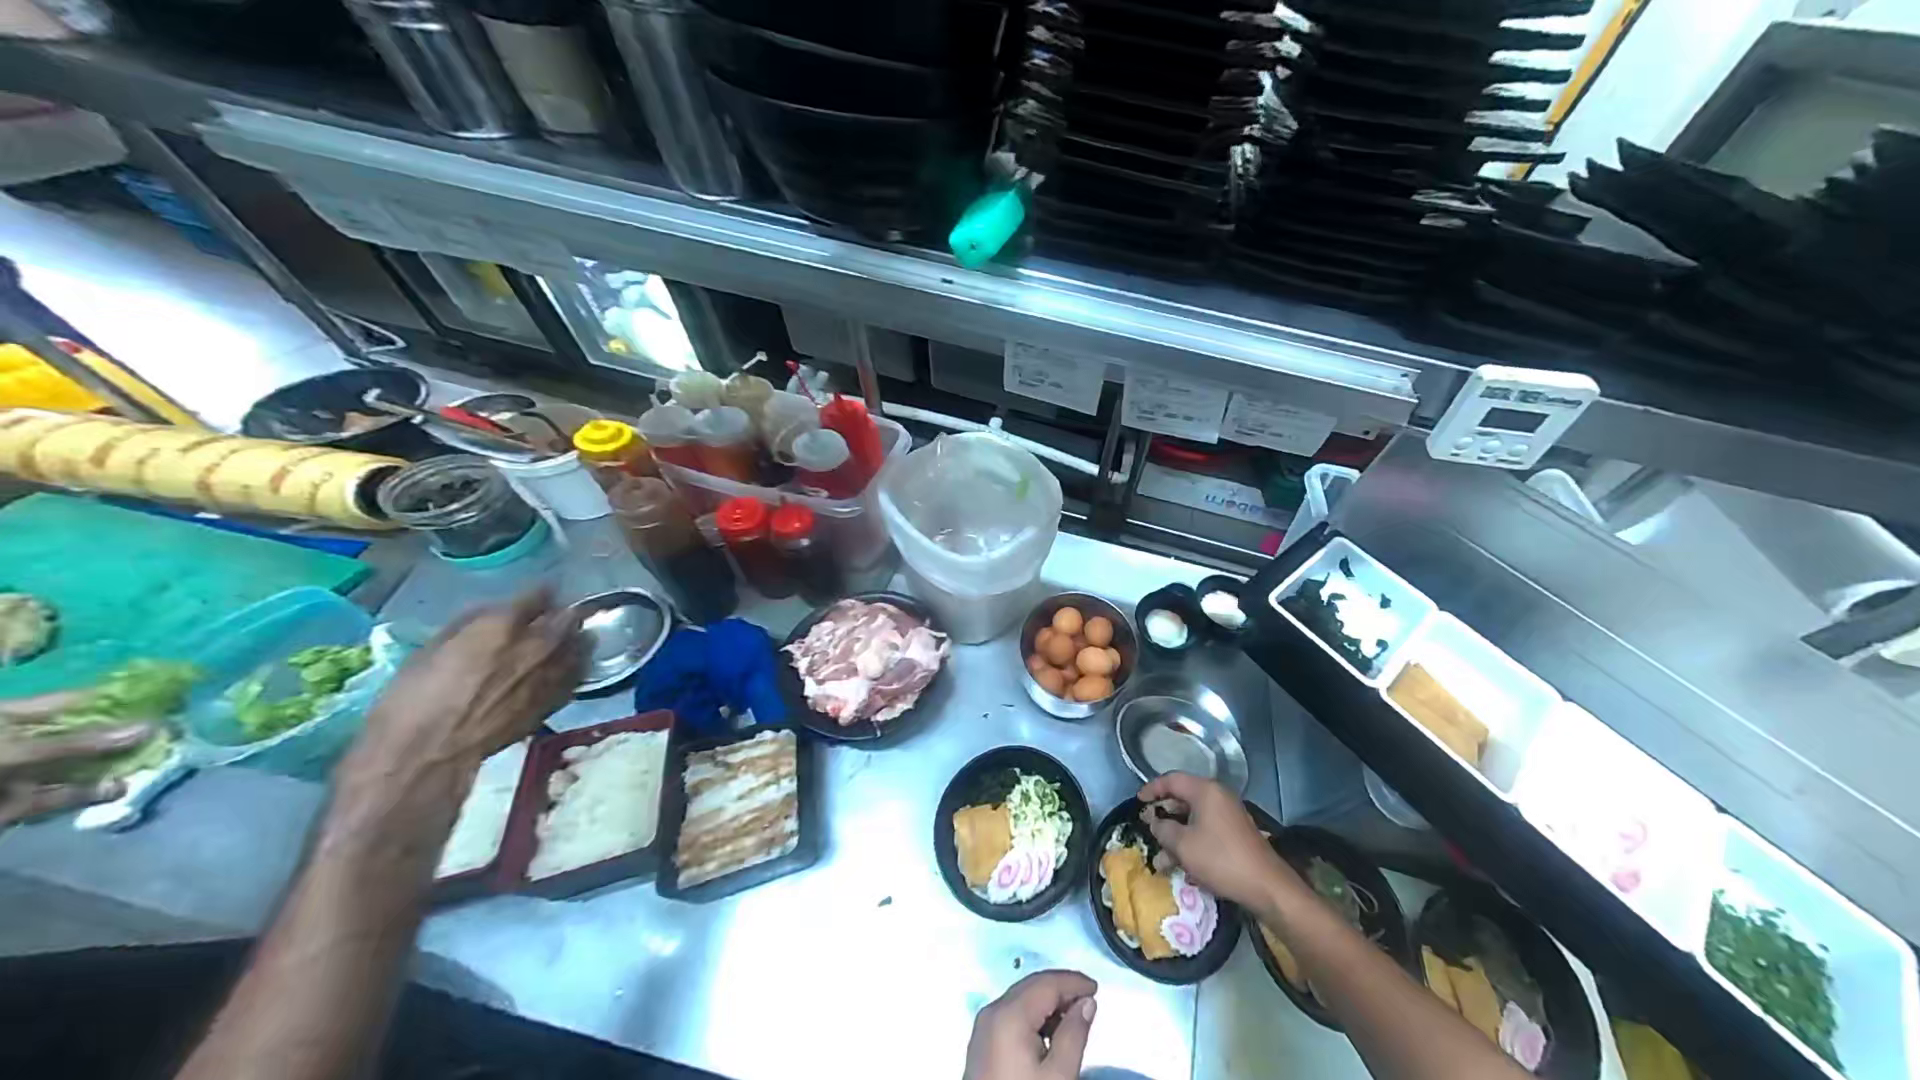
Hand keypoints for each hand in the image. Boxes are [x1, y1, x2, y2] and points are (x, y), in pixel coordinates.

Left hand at [0, 692, 152, 826]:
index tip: (166, 698)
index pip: (74, 702)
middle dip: (122, 737)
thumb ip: (77, 741)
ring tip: (149, 764)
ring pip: (73, 768)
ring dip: (110, 768)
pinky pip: (57, 798)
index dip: (117, 699)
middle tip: (172, 733)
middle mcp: (17, 743)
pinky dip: (87, 795)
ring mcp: (15, 778)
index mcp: (12, 717)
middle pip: (80, 736)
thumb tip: (149, 725)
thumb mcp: (12, 748)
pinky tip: (115, 790)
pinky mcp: (14, 807)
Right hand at [346, 589, 584, 787]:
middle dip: (563, 613)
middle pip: (567, 617)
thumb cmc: (413, 700)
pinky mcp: (556, 699)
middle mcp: (537, 643)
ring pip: (580, 643)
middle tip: (557, 614)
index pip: (538, 595)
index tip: (540, 594)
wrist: (429, 754)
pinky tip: (571, 665)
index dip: (540, 593)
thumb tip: (496, 613)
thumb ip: (472, 624)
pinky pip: (578, 674)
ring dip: (576, 637)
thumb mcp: (433, 648)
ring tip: (572, 636)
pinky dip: (577, 665)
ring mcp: (552, 672)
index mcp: (503, 625)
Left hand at [962, 970, 1097, 1079]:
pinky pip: (1011, 1013)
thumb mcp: (1058, 1075)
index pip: (1046, 983)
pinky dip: (1033, 1014)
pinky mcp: (982, 1040)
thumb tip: (1086, 1002)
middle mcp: (993, 1010)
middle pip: (1031, 986)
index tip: (1096, 988)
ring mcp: (984, 1025)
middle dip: (1061, 988)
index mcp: (1010, 1014)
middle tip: (1088, 1000)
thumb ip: (1074, 1034)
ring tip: (1073, 1017)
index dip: (1073, 982)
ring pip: (1020, 998)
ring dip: (1047, 1001)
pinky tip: (1049, 1031)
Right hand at [1136, 772, 1294, 910]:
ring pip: (1194, 819)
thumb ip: (1162, 829)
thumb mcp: (1182, 844)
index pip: (1172, 780)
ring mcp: (1229, 816)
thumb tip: (1156, 822)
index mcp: (1205, 791)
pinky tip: (1184, 865)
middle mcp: (1218, 797)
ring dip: (1176, 836)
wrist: (1267, 887)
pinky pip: (1206, 831)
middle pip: (1183, 798)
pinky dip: (1192, 842)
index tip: (1138, 801)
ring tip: (1162, 859)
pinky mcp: (1236, 834)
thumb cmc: (1220, 859)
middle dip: (1164, 816)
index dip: (1152, 789)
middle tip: (1148, 828)